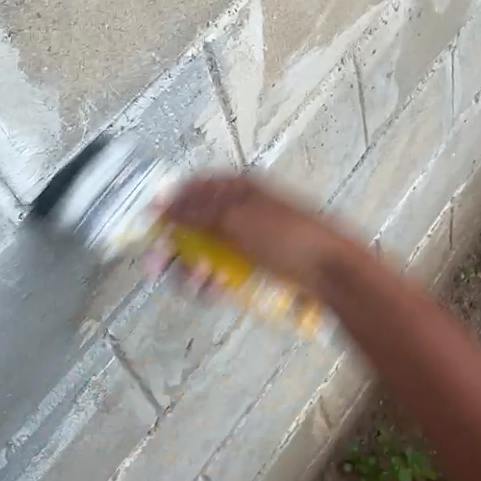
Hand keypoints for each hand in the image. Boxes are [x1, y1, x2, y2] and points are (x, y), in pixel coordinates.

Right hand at [160, 173, 360, 293]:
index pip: (191, 189)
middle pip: (192, 226)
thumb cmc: (285, 237)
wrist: (332, 273)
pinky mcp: (255, 269)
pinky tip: (214, 293)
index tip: (147, 227)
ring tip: (200, 283)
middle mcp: (238, 210)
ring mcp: (247, 242)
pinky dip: (214, 284)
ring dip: (194, 270)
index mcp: (235, 187)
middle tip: (157, 269)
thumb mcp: (233, 219)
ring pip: (205, 255)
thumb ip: (193, 213)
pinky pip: (223, 275)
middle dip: (175, 247)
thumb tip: (159, 203)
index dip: (167, 206)